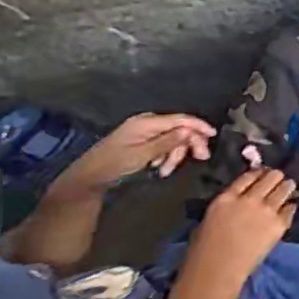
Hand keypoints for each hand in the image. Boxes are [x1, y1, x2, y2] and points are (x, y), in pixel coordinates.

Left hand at [57, 113, 215, 194]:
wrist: (85, 179)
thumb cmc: (113, 165)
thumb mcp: (142, 155)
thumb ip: (168, 142)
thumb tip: (190, 131)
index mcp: (147, 122)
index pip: (182, 119)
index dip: (199, 126)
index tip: (213, 136)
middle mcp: (147, 122)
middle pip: (179, 129)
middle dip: (187, 144)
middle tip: (199, 158)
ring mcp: (143, 130)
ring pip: (172, 138)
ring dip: (174, 154)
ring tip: (167, 171)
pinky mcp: (141, 139)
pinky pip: (162, 143)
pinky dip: (165, 154)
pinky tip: (159, 166)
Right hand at [182, 168, 296, 289]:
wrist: (214, 276)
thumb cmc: (203, 253)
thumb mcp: (209, 220)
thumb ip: (230, 204)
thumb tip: (247, 195)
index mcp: (226, 198)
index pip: (250, 175)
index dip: (259, 175)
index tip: (262, 178)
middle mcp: (249, 200)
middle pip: (273, 175)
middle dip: (276, 179)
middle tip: (276, 185)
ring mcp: (267, 210)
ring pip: (287, 187)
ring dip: (287, 189)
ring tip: (285, 193)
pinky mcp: (279, 224)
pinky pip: (291, 208)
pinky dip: (289, 209)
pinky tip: (284, 214)